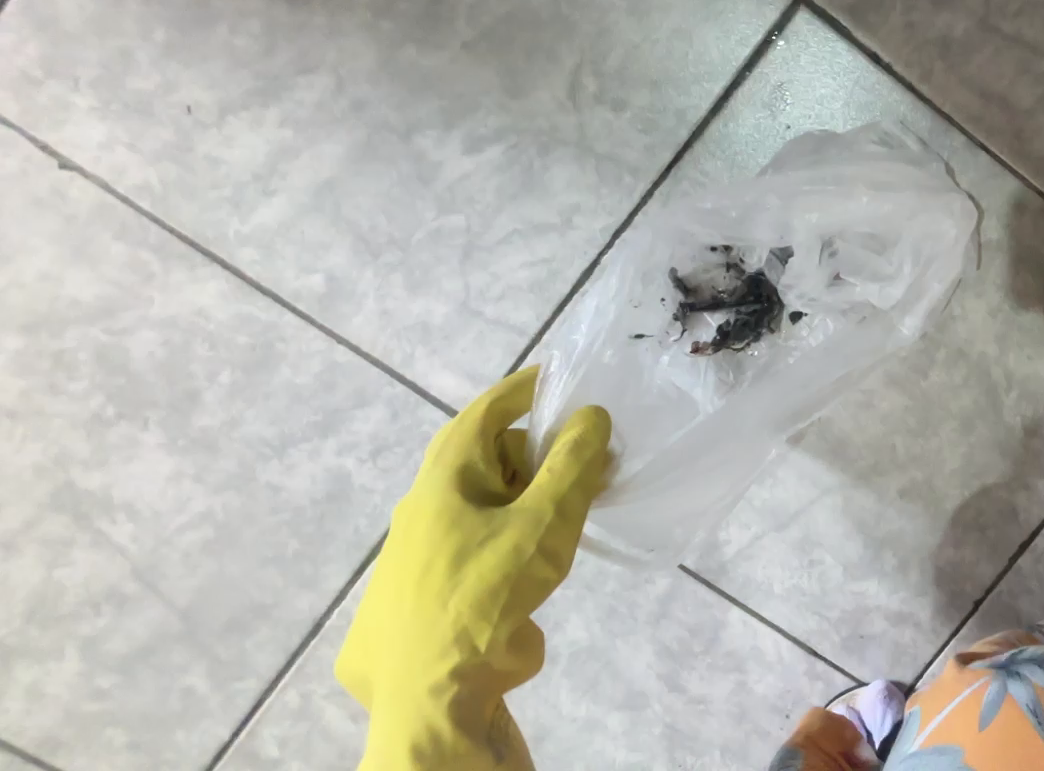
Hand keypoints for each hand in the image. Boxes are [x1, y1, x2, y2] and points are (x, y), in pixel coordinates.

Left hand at [336, 366, 610, 770]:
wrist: (432, 701)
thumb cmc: (488, 594)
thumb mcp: (547, 519)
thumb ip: (574, 461)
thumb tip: (592, 414)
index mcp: (444, 480)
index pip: (485, 411)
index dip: (525, 388)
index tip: (562, 377)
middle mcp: (423, 509)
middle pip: (486, 457)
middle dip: (540, 450)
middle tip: (588, 460)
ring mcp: (418, 554)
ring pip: (482, 503)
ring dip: (529, 495)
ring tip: (572, 512)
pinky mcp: (424, 594)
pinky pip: (476, 541)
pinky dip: (513, 532)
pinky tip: (540, 561)